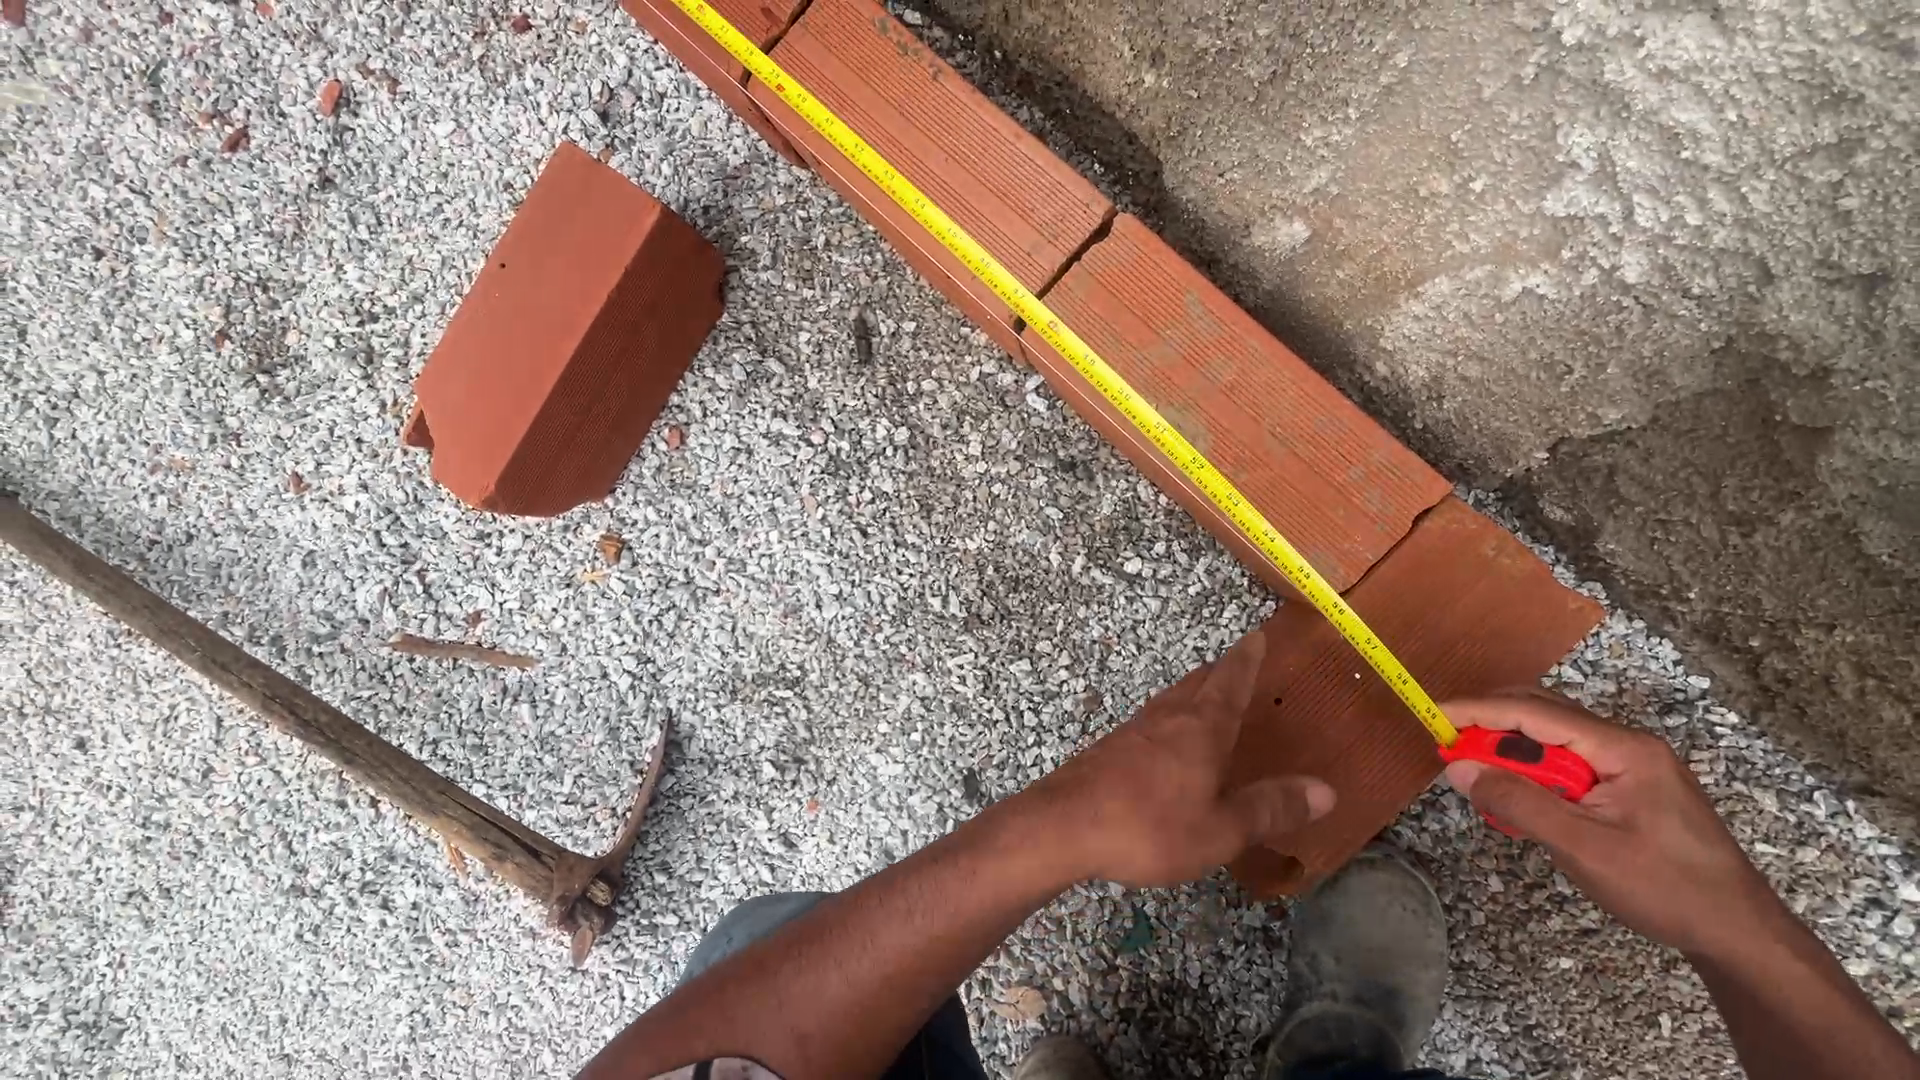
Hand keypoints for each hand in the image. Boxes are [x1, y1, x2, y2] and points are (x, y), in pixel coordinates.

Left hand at [1020, 631, 1334, 887]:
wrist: (1063, 825)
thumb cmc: (1149, 825)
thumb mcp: (1221, 828)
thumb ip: (1270, 808)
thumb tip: (1325, 790)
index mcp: (1201, 727)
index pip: (1231, 680)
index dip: (1246, 658)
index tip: (1257, 636)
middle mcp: (1167, 718)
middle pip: (1197, 682)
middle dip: (1220, 671)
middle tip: (1237, 664)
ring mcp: (1133, 731)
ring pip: (1171, 700)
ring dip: (1192, 693)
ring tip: (1206, 699)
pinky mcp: (1109, 749)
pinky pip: (1150, 723)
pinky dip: (1170, 721)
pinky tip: (1165, 744)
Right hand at [1442, 690, 1787, 958]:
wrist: (1742, 936)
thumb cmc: (1667, 889)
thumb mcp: (1583, 847)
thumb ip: (1517, 802)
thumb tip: (1456, 767)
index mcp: (1622, 748)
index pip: (1533, 712)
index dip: (1476, 711)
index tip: (1430, 715)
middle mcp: (1626, 744)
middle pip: (1541, 714)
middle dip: (1489, 726)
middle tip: (1447, 748)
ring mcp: (1628, 764)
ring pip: (1550, 739)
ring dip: (1508, 753)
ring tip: (1479, 779)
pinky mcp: (1626, 787)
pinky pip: (1564, 763)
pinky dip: (1530, 774)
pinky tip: (1519, 800)